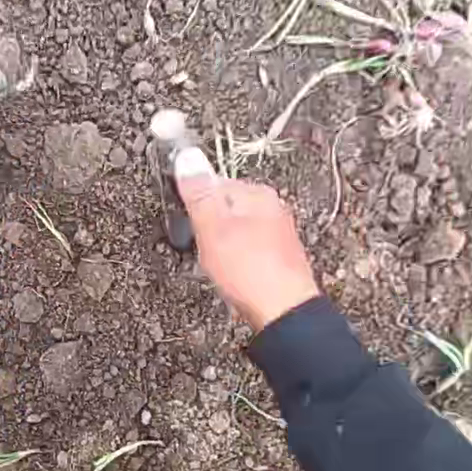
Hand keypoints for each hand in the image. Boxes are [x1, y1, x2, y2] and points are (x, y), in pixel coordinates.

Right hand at [173, 147, 321, 330]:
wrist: (284, 313)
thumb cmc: (251, 271)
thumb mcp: (212, 227)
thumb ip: (199, 193)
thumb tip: (187, 157)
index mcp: (258, 195)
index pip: (215, 184)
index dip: (195, 206)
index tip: (189, 224)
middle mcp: (273, 209)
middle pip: (226, 210)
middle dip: (209, 229)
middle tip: (205, 250)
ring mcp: (278, 235)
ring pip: (236, 233)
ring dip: (222, 248)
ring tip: (220, 267)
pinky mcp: (279, 260)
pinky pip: (248, 253)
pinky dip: (236, 263)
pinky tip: (234, 277)